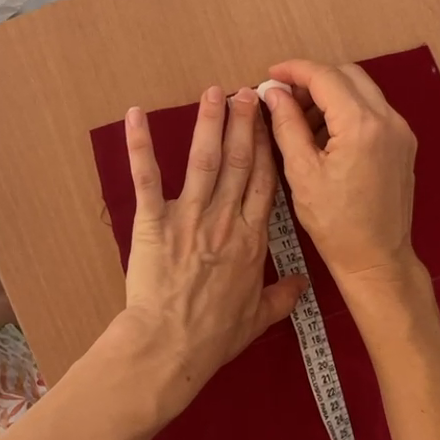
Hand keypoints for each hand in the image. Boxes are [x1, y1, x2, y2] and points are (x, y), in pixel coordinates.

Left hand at [101, 85, 309, 425]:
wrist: (170, 347)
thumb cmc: (213, 336)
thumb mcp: (257, 319)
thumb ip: (282, 297)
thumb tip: (303, 283)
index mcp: (252, 240)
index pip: (264, 183)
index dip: (268, 148)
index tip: (272, 122)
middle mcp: (225, 220)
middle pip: (239, 162)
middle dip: (246, 124)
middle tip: (250, 92)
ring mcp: (189, 217)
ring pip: (204, 161)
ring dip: (209, 123)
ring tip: (215, 92)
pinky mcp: (153, 221)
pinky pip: (147, 177)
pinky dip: (139, 145)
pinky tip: (136, 115)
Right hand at [262, 60, 419, 283]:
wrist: (376, 258)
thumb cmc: (336, 223)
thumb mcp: (301, 172)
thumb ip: (286, 125)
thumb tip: (274, 94)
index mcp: (362, 126)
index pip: (325, 77)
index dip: (294, 70)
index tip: (271, 76)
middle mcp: (388, 120)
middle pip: (347, 76)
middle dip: (312, 81)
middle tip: (283, 100)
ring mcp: (401, 132)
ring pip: (361, 91)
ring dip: (329, 96)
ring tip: (300, 124)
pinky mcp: (403, 144)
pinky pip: (372, 112)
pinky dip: (346, 112)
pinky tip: (324, 138)